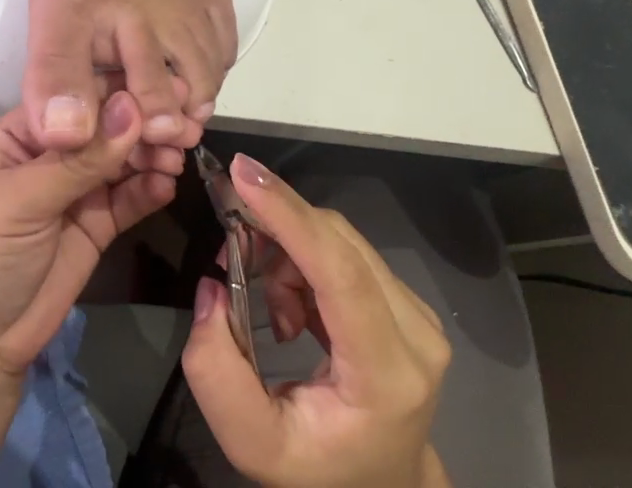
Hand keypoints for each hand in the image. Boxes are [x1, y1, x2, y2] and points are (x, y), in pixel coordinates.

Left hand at [0, 89, 178, 372]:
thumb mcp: (23, 200)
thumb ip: (81, 159)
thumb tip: (133, 108)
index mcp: (24, 133)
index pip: (77, 98)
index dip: (119, 94)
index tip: (163, 92)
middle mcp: (54, 153)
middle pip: (107, 127)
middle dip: (143, 125)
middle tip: (183, 129)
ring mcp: (77, 190)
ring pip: (123, 160)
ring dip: (152, 155)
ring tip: (176, 159)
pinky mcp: (97, 225)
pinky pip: (130, 199)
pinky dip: (150, 189)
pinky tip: (167, 185)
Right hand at [183, 154, 451, 487]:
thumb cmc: (318, 470)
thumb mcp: (253, 443)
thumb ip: (216, 372)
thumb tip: (212, 286)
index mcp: (386, 375)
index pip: (340, 273)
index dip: (290, 215)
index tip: (241, 173)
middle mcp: (417, 334)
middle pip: (338, 242)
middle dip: (274, 229)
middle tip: (228, 256)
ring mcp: (419, 315)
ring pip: (340, 238)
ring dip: (287, 252)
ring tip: (268, 310)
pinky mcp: (407, 304)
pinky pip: (346, 251)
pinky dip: (304, 260)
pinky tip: (290, 308)